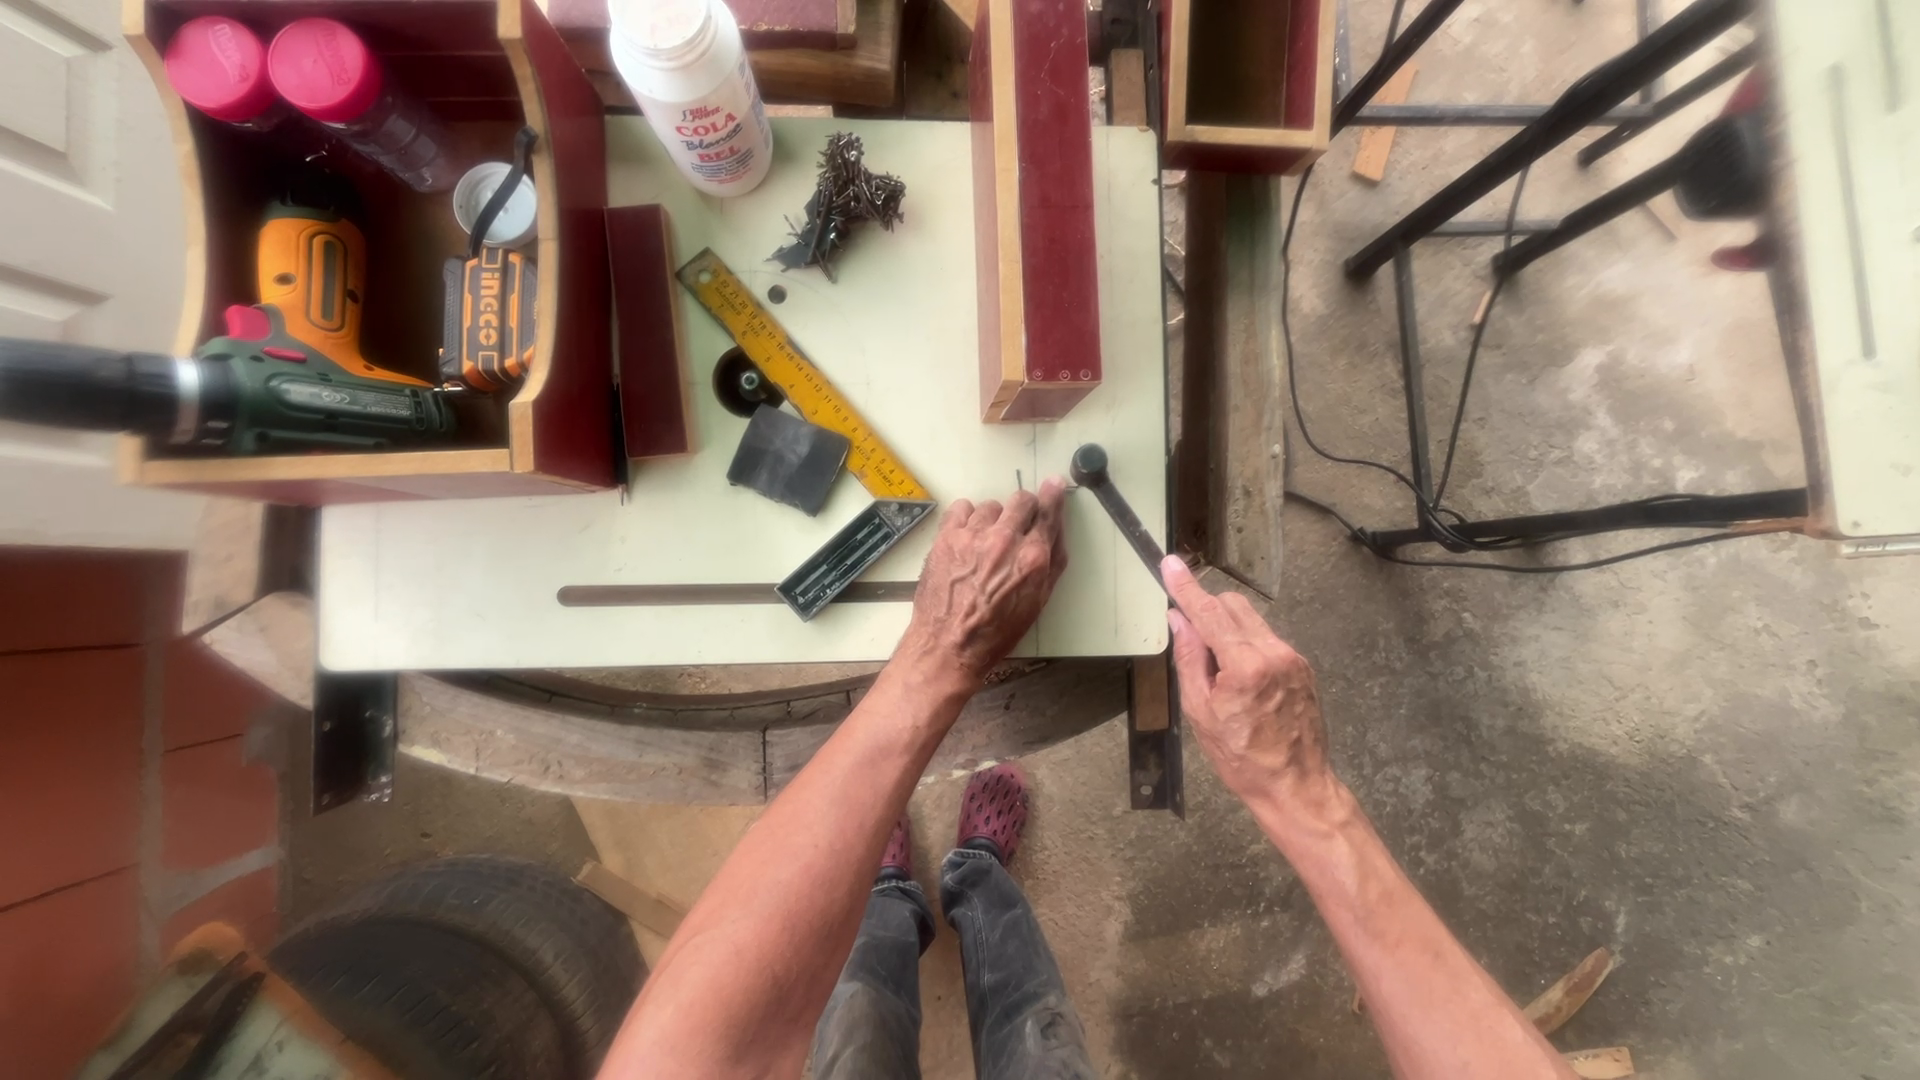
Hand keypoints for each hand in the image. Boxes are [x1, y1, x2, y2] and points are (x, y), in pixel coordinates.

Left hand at [898, 479, 1069, 685]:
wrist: (949, 645)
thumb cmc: (995, 632)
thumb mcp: (1037, 603)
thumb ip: (1052, 563)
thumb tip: (1057, 531)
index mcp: (1032, 559)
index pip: (1048, 513)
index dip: (1053, 496)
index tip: (1053, 485)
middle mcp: (1005, 541)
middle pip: (1021, 501)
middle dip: (1024, 509)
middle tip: (1017, 525)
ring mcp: (973, 536)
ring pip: (991, 506)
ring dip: (994, 519)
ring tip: (986, 542)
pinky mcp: (946, 537)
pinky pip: (962, 507)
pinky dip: (967, 517)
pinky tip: (966, 536)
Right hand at [1161, 556, 1339, 814]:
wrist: (1295, 787)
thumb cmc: (1241, 757)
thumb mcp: (1200, 710)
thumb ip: (1189, 658)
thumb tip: (1179, 620)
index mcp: (1246, 665)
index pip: (1209, 613)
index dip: (1186, 587)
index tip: (1170, 564)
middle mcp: (1275, 652)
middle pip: (1233, 606)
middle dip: (1207, 610)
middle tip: (1190, 640)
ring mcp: (1293, 658)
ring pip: (1251, 620)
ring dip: (1226, 629)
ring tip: (1218, 674)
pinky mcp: (1302, 667)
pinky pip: (1265, 638)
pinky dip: (1244, 644)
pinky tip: (1238, 678)